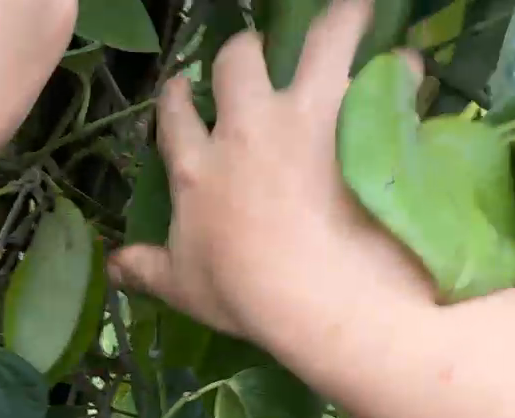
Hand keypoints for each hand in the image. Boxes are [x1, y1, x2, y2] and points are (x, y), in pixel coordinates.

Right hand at [107, 0, 432, 356]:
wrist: (313, 293)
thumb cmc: (237, 292)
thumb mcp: (178, 286)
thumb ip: (143, 268)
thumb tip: (112, 266)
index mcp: (196, 166)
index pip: (175, 113)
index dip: (178, 96)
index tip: (184, 90)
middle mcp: (247, 125)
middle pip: (239, 57)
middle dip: (245, 53)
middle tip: (259, 64)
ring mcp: (308, 114)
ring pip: (325, 34)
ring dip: (337, 24)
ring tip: (346, 22)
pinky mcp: (361, 117)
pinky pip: (392, 71)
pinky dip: (398, 72)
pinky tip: (403, 79)